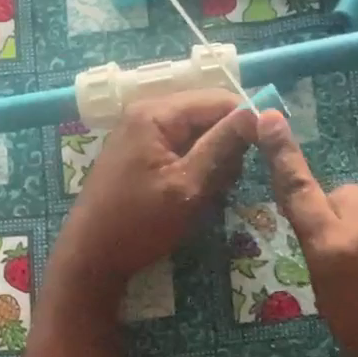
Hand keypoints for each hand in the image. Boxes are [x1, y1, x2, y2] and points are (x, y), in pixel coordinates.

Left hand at [55, 89, 257, 286]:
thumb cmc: (139, 223)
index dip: (247, 121)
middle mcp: (146, 114)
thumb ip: (223, 146)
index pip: (218, 99)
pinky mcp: (141, 155)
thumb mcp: (188, 186)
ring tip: (211, 193)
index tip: (265, 153)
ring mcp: (141, 134)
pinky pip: (181, 150)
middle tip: (229, 182)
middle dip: (227, 144)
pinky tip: (196, 194)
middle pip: (207, 114)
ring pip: (197, 135)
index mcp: (155, 113)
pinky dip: (195, 169)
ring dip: (213, 161)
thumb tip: (258, 113)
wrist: (91, 257)